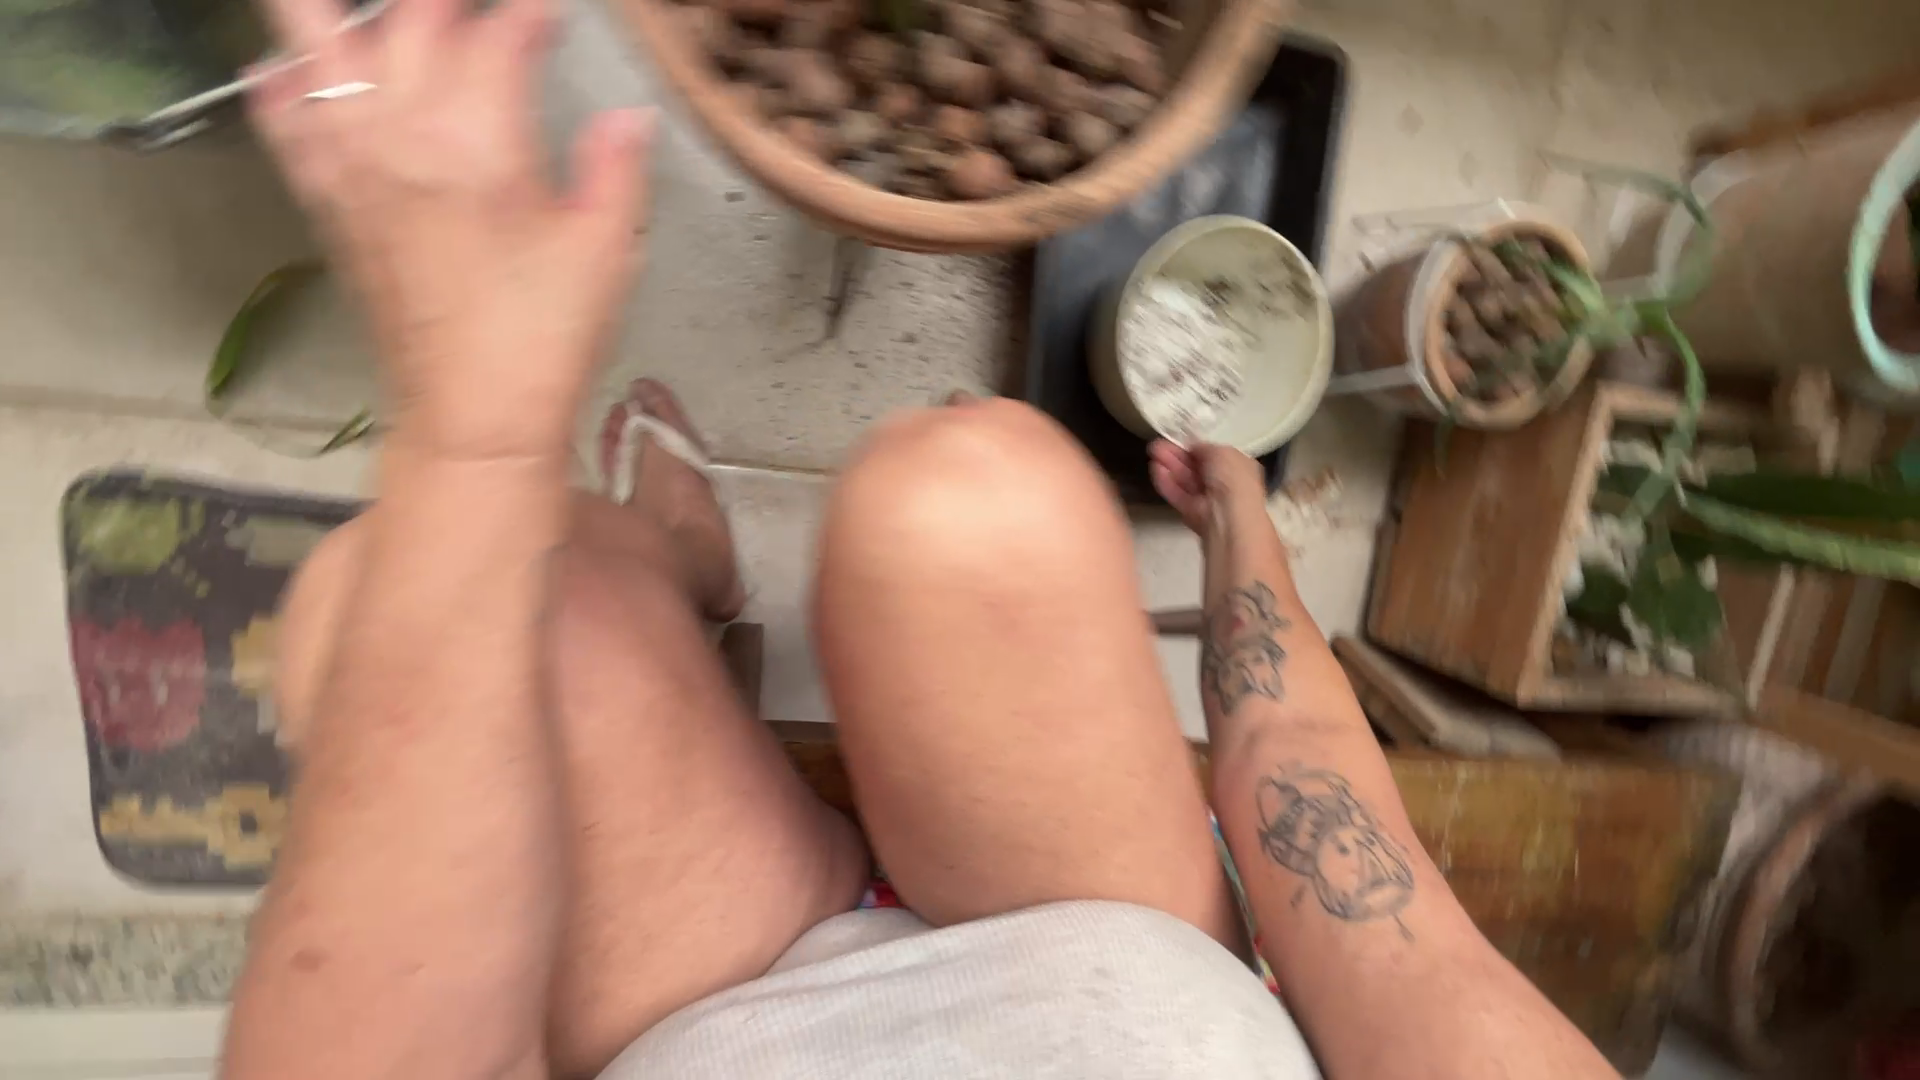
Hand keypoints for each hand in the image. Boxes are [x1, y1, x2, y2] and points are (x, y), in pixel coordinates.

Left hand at [246, 0, 653, 460]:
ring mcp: (347, 158)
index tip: (555, 18)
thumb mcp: (607, 253)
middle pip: (406, 18)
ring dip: (353, 15)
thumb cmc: (550, 332)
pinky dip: (287, 72)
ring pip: (315, 36)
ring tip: (390, 24)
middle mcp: (395, 128)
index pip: (496, 38)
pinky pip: (279, 107)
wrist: (476, 409)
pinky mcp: (325, 196)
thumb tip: (631, 117)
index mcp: (476, 140)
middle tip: (489, 19)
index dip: (530, 18)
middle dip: (451, 5)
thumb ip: (617, 171)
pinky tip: (305, 69)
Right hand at [1149, 440, 1264, 536]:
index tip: (1178, 439)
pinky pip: (1178, 495)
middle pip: (1196, 467)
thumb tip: (1193, 448)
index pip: (1214, 455)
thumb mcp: (1222, 452)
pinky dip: (1167, 482)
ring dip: (1169, 466)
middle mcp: (1223, 483)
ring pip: (1185, 480)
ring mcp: (1207, 499)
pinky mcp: (1192, 512)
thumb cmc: (1231, 479)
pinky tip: (1155, 469)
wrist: (1228, 516)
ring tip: (1152, 452)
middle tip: (1157, 445)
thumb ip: (1204, 447)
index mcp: (1238, 467)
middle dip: (1177, 455)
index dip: (1195, 447)